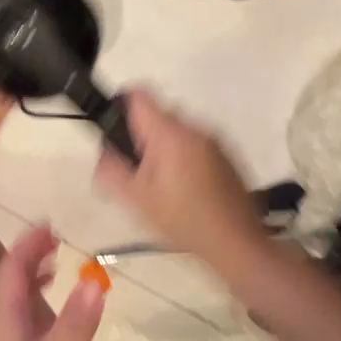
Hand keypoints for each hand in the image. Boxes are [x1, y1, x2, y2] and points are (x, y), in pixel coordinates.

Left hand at [0, 225, 104, 340]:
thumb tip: (95, 279)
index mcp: (2, 317)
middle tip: (54, 239)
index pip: (11, 266)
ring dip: (27, 277)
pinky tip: (45, 318)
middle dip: (27, 254)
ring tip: (53, 267)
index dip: (28, 242)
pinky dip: (29, 303)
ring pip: (8, 298)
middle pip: (6, 277)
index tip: (49, 223)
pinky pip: (13, 318)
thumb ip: (77, 321)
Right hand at [94, 91, 268, 269]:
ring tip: (161, 184)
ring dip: (164, 148)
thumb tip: (102, 152)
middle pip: (158, 115)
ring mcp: (216, 141)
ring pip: (177, 131)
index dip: (120, 104)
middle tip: (136, 170)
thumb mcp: (136, 199)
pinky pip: (196, 144)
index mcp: (169, 133)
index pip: (138, 95)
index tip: (114, 128)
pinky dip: (185, 157)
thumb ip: (111, 169)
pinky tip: (185, 189)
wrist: (238, 245)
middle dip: (142, 136)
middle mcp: (194, 128)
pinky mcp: (229, 156)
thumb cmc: (182, 221)